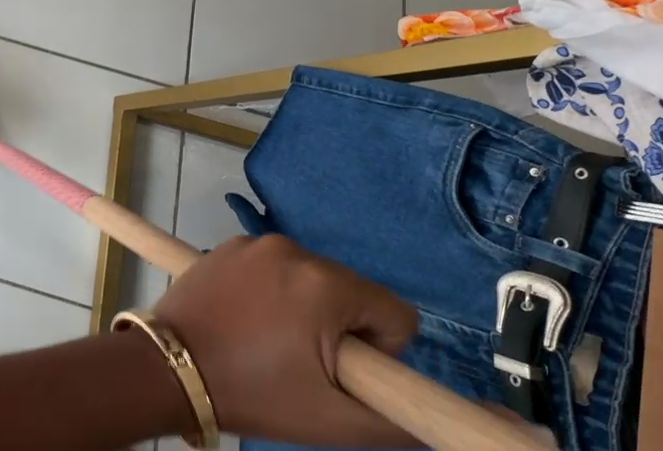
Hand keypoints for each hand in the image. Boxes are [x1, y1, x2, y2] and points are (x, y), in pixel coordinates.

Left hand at [152, 234, 420, 446]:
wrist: (168, 367)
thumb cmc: (255, 392)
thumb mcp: (341, 420)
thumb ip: (412, 419)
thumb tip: (493, 418)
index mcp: (324, 281)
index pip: (395, 313)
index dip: (380, 352)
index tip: (339, 370)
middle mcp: (289, 248)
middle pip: (352, 293)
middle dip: (342, 330)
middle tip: (300, 361)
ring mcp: (250, 243)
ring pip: (312, 281)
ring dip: (307, 312)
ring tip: (270, 343)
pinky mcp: (223, 247)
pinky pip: (273, 271)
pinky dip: (272, 295)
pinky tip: (246, 322)